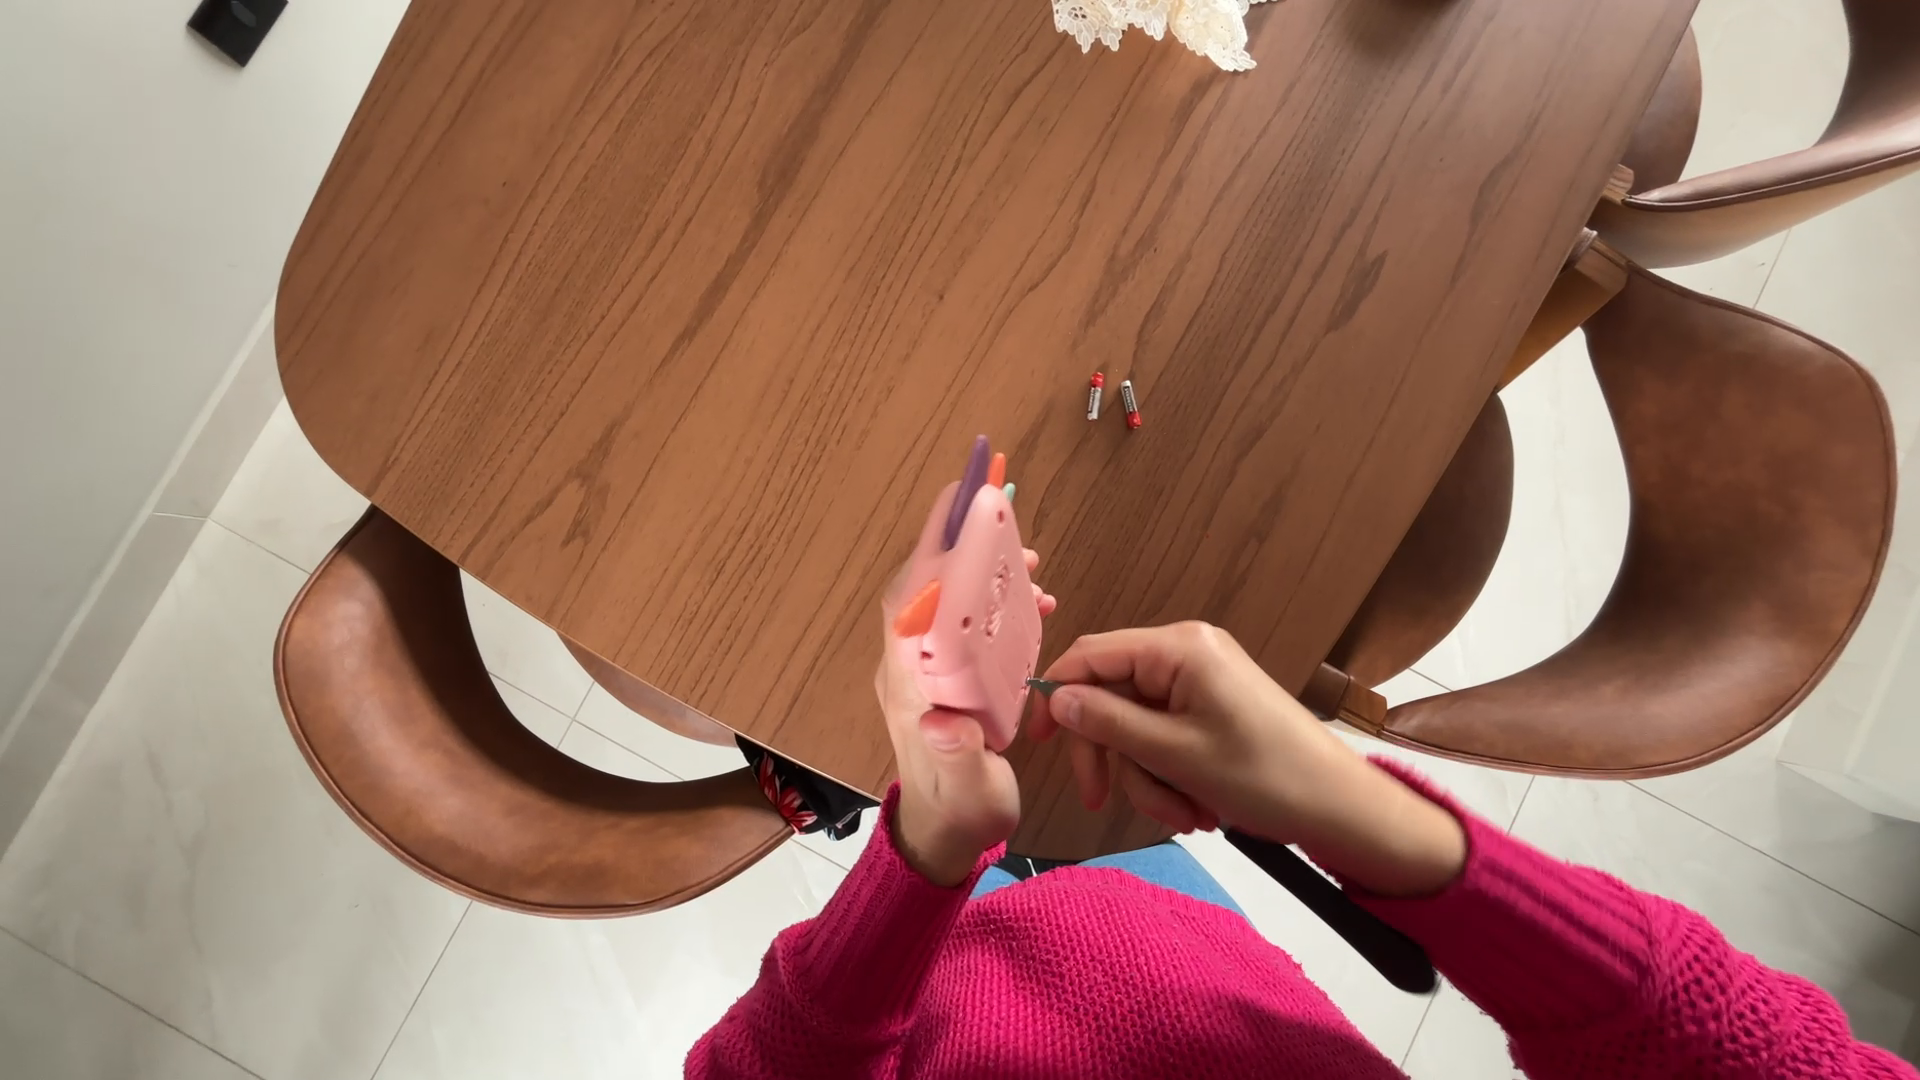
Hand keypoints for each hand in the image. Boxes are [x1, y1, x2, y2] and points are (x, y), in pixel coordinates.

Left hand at [874, 487, 1056, 886]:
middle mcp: (910, 666)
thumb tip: (945, 718)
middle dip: (962, 546)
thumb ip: (957, 755)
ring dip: (981, 572)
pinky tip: (1030, 608)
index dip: (935, 552)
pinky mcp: (941, 675)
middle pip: (926, 587)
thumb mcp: (968, 792)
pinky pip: (961, 621)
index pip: (913, 604)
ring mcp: (924, 668)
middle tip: (1007, 524)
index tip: (963, 508)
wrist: (943, 836)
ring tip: (1030, 566)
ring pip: (946, 600)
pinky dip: (991, 602)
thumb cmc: (960, 814)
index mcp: (912, 685)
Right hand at [1027, 622, 1464, 895]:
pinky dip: (1169, 773)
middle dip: (1111, 753)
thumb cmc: (1263, 776)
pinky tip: (1197, 805)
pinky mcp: (1211, 707)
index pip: (1092, 655)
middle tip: (1101, 800)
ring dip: (1147, 775)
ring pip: (1136, 725)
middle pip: (1112, 695)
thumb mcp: (1174, 753)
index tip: (1039, 743)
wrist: (1344, 810)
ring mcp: (1200, 680)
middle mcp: (1185, 652)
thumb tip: (1056, 698)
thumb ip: (1107, 721)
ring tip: (1184, 812)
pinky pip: (1164, 735)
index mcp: (1178, 647)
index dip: (1057, 694)